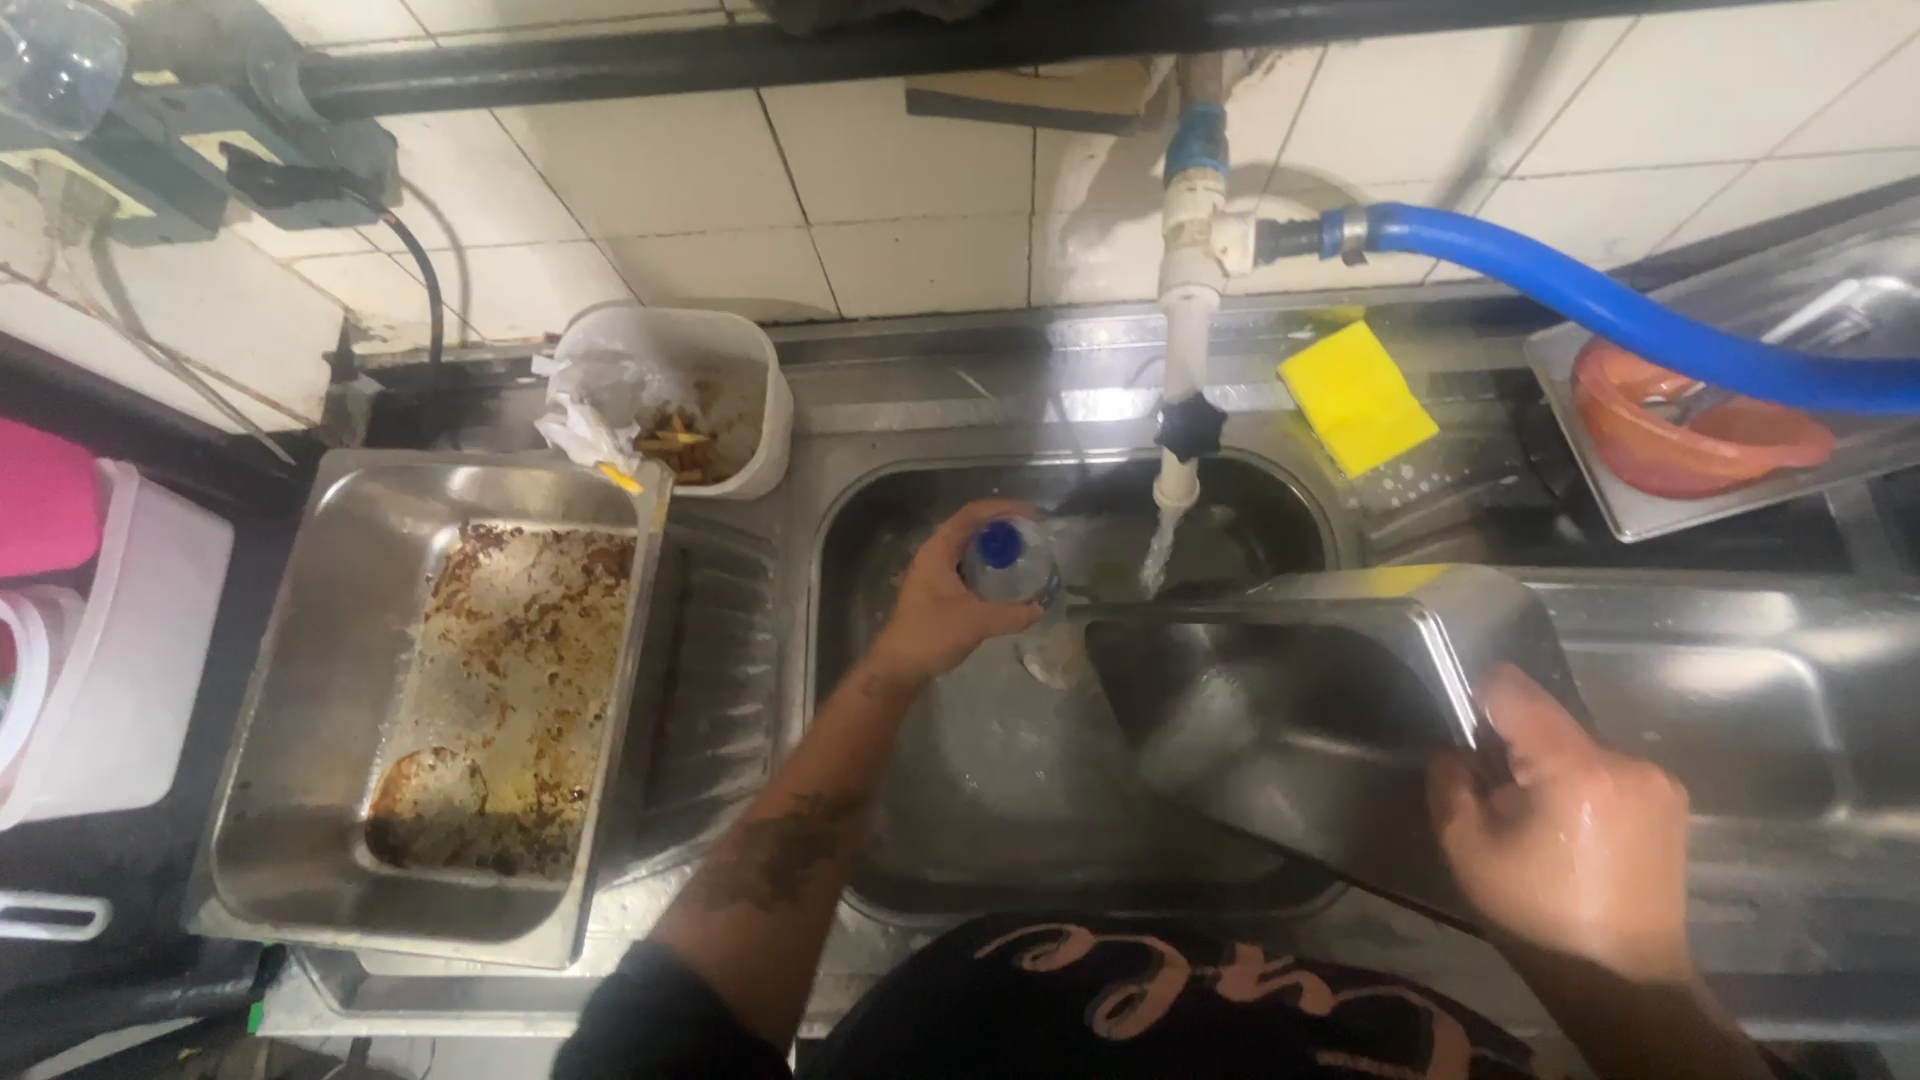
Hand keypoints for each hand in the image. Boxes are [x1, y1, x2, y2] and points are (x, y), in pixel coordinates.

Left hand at [866, 499, 1045, 687]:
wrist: (899, 666)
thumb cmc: (930, 636)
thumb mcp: (974, 623)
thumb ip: (1010, 614)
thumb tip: (1039, 609)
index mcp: (938, 551)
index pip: (971, 514)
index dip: (1002, 508)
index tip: (1031, 514)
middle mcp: (935, 554)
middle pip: (971, 526)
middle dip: (1002, 524)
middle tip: (1032, 532)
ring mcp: (934, 572)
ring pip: (968, 546)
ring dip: (994, 544)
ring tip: (1024, 549)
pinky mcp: (938, 589)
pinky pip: (967, 565)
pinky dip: (987, 564)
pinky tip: (1005, 577)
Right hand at [1428, 665, 1693, 982]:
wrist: (1622, 978)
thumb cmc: (1534, 911)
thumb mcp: (1462, 841)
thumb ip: (1448, 775)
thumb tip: (1457, 746)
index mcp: (1576, 770)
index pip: (1513, 688)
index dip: (1474, 695)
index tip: (1460, 730)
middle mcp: (1626, 761)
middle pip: (1544, 715)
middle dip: (1508, 740)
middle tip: (1492, 791)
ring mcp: (1655, 779)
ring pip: (1570, 739)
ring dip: (1541, 759)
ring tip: (1529, 813)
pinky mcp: (1667, 797)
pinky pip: (1599, 762)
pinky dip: (1571, 775)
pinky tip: (1564, 823)